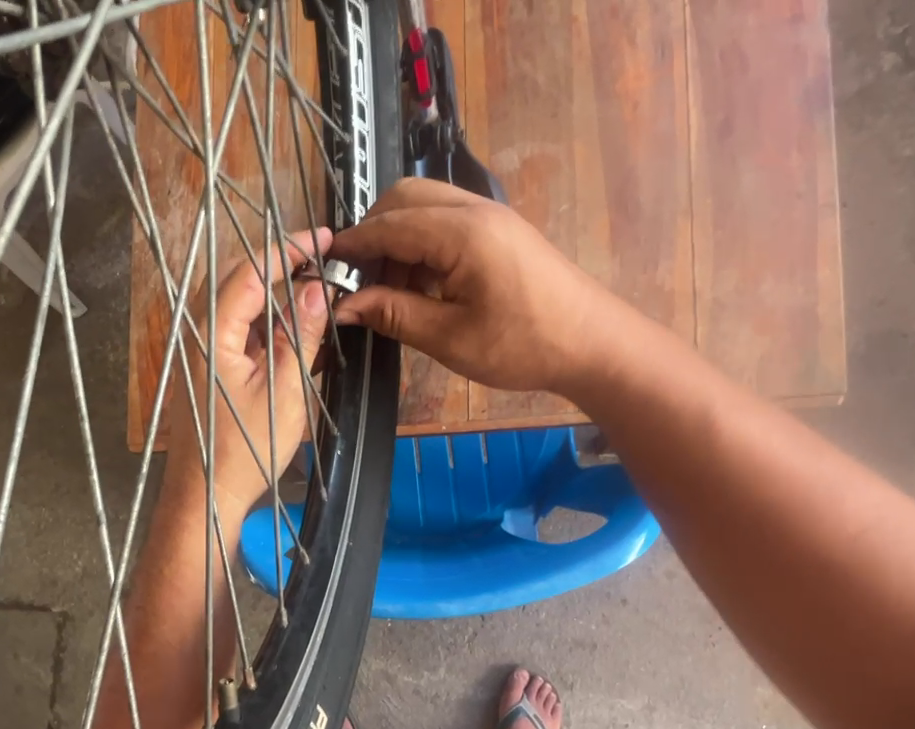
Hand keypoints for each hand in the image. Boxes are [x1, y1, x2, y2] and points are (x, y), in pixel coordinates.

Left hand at [166, 228, 332, 514]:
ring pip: (237, 304)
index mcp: (211, 333)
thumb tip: (317, 288)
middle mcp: (198, 334)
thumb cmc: (245, 451)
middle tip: (321, 258)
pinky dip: (264, 322)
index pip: (249, 271)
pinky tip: (293, 327)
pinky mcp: (207, 369)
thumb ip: (300, 334)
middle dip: (280, 264)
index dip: (287, 248)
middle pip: (238, 280)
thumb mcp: (284, 391)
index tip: (322, 237)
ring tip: (314, 287)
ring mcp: (200, 352)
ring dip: (273, 292)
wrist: (206, 497)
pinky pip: (236, 330)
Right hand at [328, 178, 647, 393]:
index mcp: (462, 232)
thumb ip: (393, 314)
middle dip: (373, 233)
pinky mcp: (499, 231)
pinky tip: (421, 287)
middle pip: (404, 198)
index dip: (351, 246)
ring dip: (397, 240)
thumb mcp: (449, 337)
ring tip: (390, 292)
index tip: (321, 270)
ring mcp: (490, 216)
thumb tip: (343, 306)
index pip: (388, 225)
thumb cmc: (523, 345)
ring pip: (424, 205)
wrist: (594, 344)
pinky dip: (421, 245)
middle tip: (359, 281)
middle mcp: (474, 210)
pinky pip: (445, 221)